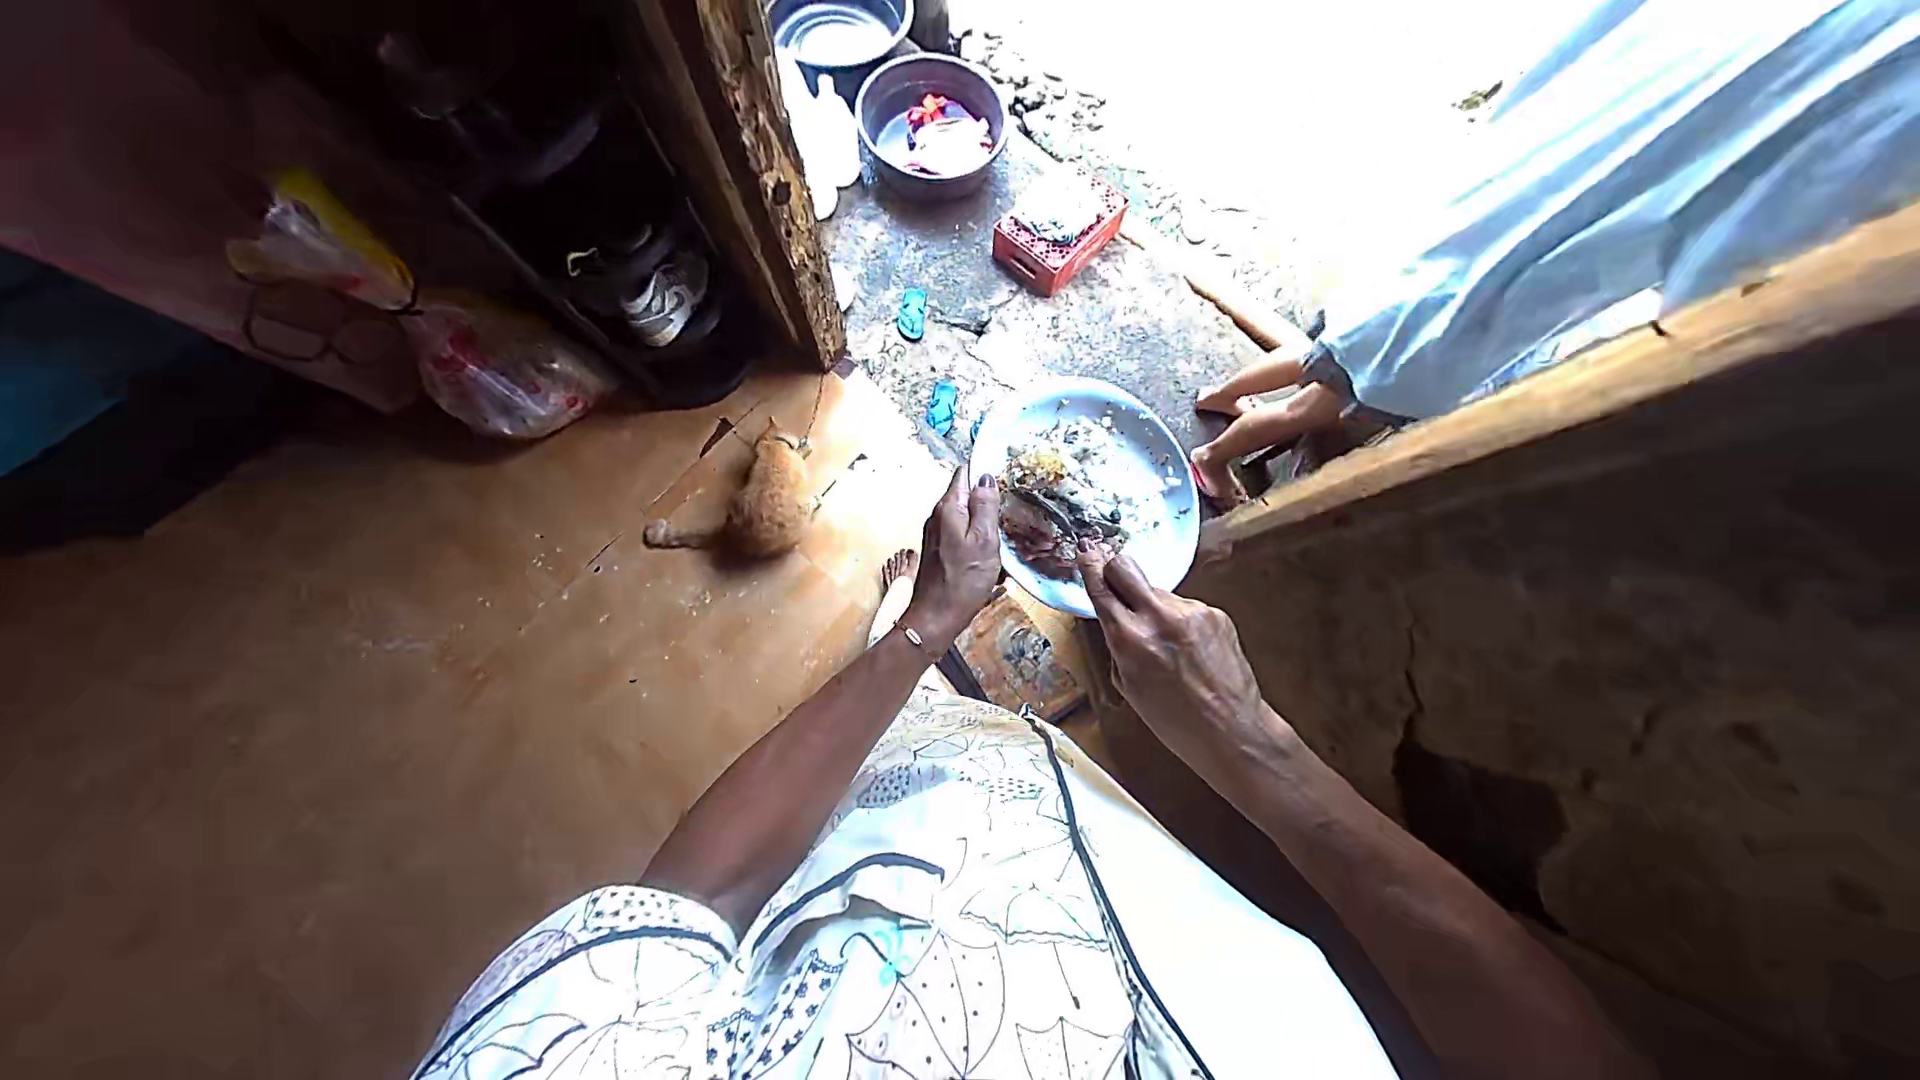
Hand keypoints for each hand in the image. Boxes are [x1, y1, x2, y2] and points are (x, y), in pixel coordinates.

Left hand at [903, 466, 1001, 645]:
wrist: (937, 617)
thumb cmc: (964, 580)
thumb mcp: (984, 540)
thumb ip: (985, 506)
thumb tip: (985, 476)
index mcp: (948, 508)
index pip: (964, 474)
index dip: (985, 474)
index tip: (1006, 483)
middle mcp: (938, 516)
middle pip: (965, 495)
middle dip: (986, 500)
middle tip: (1009, 512)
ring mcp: (936, 533)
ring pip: (964, 516)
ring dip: (983, 523)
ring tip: (1001, 535)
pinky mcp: (939, 550)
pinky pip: (961, 534)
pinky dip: (976, 539)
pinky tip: (988, 555)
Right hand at [1076, 541, 1290, 779]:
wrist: (1230, 729)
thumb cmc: (1176, 720)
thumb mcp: (1127, 683)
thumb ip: (1116, 642)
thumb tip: (1112, 614)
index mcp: (1130, 639)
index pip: (1101, 586)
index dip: (1089, 566)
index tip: (1085, 552)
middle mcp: (1159, 617)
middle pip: (1125, 566)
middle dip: (1114, 568)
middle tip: (1114, 581)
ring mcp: (1191, 611)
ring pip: (1157, 590)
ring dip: (1151, 606)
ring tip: (1164, 641)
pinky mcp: (1214, 613)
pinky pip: (1183, 605)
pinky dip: (1178, 619)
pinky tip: (1186, 647)